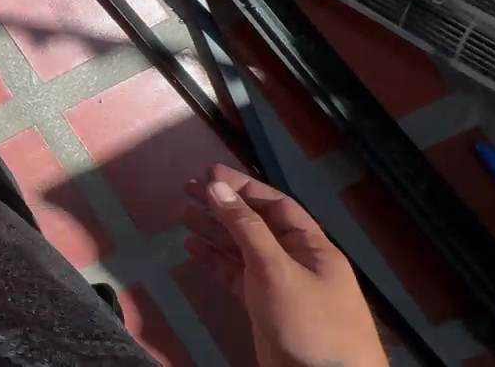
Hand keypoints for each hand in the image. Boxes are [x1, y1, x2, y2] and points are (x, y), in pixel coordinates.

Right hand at [183, 165, 387, 366]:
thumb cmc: (308, 321)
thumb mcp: (275, 269)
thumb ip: (245, 227)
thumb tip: (215, 185)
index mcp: (312, 249)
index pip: (277, 206)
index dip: (243, 187)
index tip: (206, 173)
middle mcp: (296, 262)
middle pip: (255, 223)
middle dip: (222, 205)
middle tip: (186, 189)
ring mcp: (278, 283)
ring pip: (240, 246)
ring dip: (212, 229)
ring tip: (182, 213)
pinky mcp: (261, 302)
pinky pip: (233, 271)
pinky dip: (213, 257)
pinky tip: (191, 247)